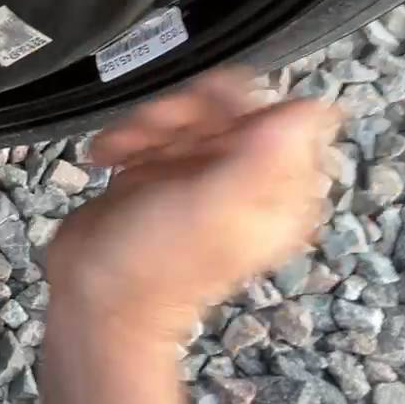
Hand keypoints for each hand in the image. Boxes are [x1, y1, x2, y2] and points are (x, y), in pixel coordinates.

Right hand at [47, 68, 341, 342]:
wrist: (94, 296)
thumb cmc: (153, 261)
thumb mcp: (214, 208)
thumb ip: (265, 158)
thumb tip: (311, 108)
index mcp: (275, 191)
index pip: (278, 117)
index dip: (235, 109)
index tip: (197, 128)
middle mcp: (240, 182)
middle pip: (224, 110)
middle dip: (178, 114)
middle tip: (147, 134)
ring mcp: (193, 180)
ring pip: (181, 118)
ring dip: (142, 125)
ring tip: (116, 149)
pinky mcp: (151, 179)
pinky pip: (146, 135)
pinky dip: (123, 137)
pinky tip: (105, 156)